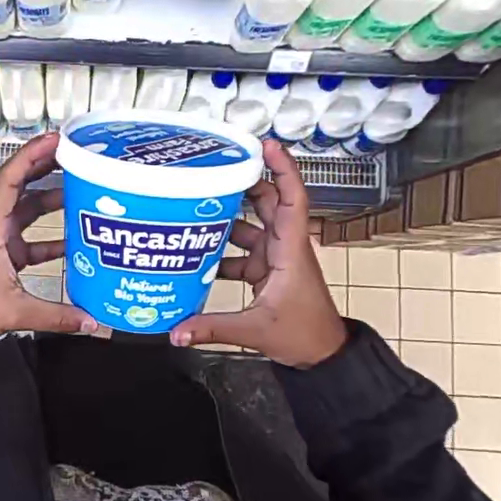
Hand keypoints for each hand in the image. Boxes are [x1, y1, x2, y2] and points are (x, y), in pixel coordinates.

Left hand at [0, 133, 96, 350]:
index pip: (10, 178)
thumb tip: (91, 321)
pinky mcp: (4, 252)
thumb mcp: (17, 311)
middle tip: (73, 154)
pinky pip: (31, 235)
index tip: (55, 141)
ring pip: (27, 208)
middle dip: (45, 166)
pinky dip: (51, 234)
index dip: (32, 156)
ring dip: (51, 197)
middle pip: (20, 185)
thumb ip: (59, 316)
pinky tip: (74, 238)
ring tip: (79, 187)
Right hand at [168, 140, 347, 367]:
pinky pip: (242, 253)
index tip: (265, 145)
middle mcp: (284, 248)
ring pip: (250, 228)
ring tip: (194, 210)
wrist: (323, 355)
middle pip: (265, 205)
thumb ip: (213, 328)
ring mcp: (275, 260)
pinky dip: (223, 252)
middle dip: (242, 185)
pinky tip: (198, 256)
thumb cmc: (305, 335)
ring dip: (227, 220)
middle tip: (214, 172)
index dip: (282, 169)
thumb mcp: (255, 330)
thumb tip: (176, 331)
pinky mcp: (267, 273)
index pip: (291, 199)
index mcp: (290, 251)